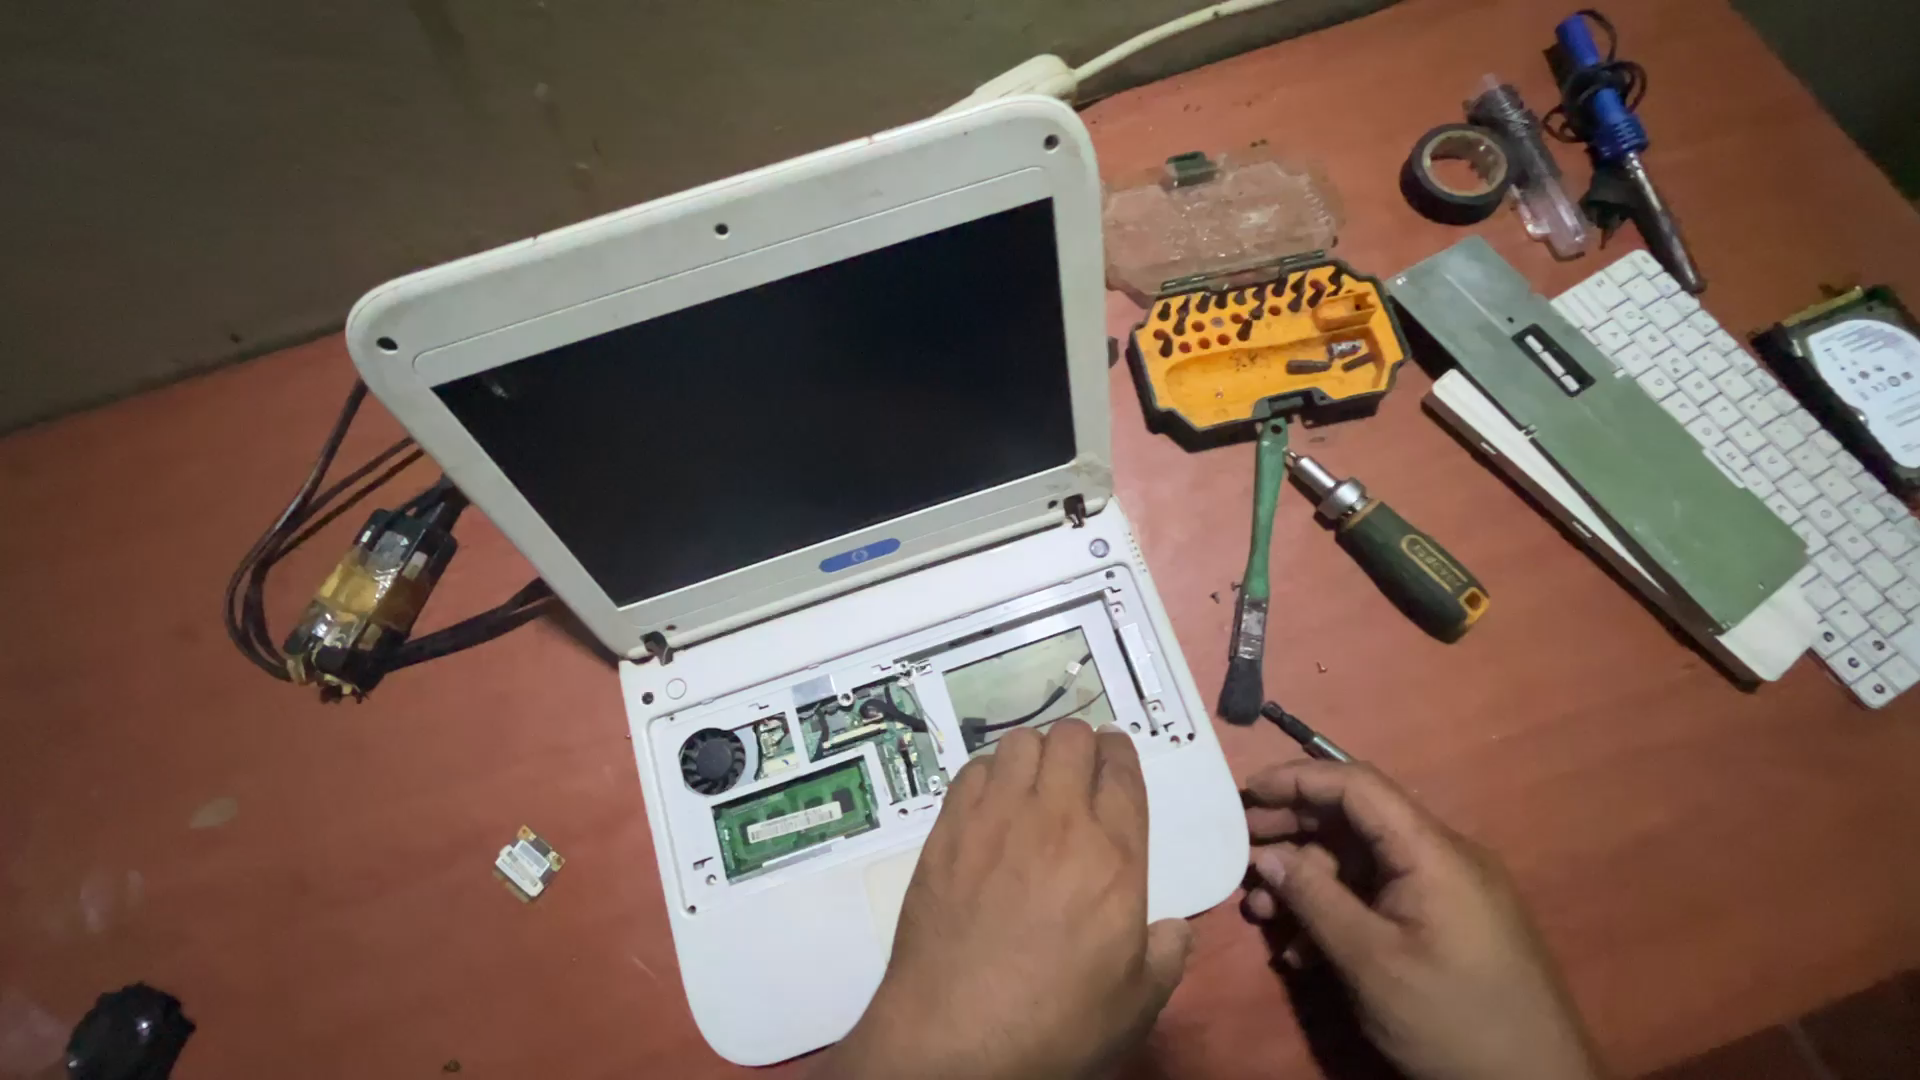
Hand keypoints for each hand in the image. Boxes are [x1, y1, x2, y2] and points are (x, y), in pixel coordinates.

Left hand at [820, 720, 1191, 1079]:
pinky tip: (990, 802)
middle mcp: (1058, 818)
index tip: (1114, 756)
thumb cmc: (1055, 1022)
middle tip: (1075, 769)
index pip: (1122, 769)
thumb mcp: (1136, 1003)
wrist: (957, 1035)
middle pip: (1072, 738)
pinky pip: (975, 768)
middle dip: (1080, 743)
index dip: (1120, 753)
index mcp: (1114, 854)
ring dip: (1034, 753)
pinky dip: (989, 773)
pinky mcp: (951, 826)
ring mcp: (999, 816)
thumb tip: (1177, 927)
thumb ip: (1166, 954)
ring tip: (1032, 782)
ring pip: (1021, 741)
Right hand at [1243, 760, 1603, 1079]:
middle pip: (1352, 819)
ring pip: (1357, 861)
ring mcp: (1443, 890)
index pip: (1357, 785)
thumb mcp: (1371, 962)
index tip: (1249, 793)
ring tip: (1261, 913)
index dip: (1297, 779)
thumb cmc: (1454, 1022)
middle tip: (1241, 850)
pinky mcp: (1441, 921)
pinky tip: (1300, 948)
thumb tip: (1265, 854)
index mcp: (1432, 852)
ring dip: (1305, 881)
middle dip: (1292, 832)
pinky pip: (1375, 895)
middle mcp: (1440, 856)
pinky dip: (1334, 910)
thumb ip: (1313, 898)